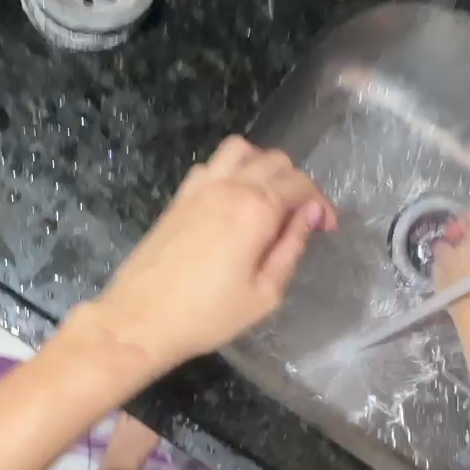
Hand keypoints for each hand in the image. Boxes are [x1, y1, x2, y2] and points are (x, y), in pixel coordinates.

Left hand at [84, 136, 335, 370]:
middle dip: (297, 184)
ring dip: (263, 166)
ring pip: (242, 150)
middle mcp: (230, 186)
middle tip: (301, 218)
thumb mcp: (265, 294)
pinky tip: (233, 199)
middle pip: (275, 161)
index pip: (301, 186)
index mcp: (257, 209)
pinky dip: (231, 170)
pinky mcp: (179, 197)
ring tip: (269, 198)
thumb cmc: (208, 316)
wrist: (142, 319)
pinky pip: (212, 164)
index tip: (327, 227)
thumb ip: (291, 248)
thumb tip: (309, 215)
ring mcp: (200, 187)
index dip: (321, 204)